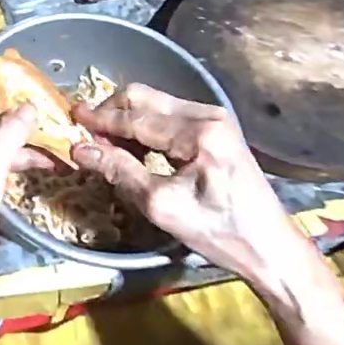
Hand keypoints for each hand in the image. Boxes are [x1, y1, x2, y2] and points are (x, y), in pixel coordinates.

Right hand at [73, 84, 311, 286]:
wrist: (271, 247)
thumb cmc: (220, 232)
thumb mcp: (163, 206)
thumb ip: (120, 171)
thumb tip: (80, 149)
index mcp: (199, 131)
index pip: (137, 117)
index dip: (101, 119)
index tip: (72, 116)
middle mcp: (208, 114)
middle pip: (146, 97)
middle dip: (113, 112)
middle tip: (87, 131)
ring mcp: (215, 118)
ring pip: (156, 103)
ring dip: (128, 118)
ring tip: (106, 142)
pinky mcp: (217, 128)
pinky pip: (170, 115)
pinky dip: (146, 125)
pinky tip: (134, 146)